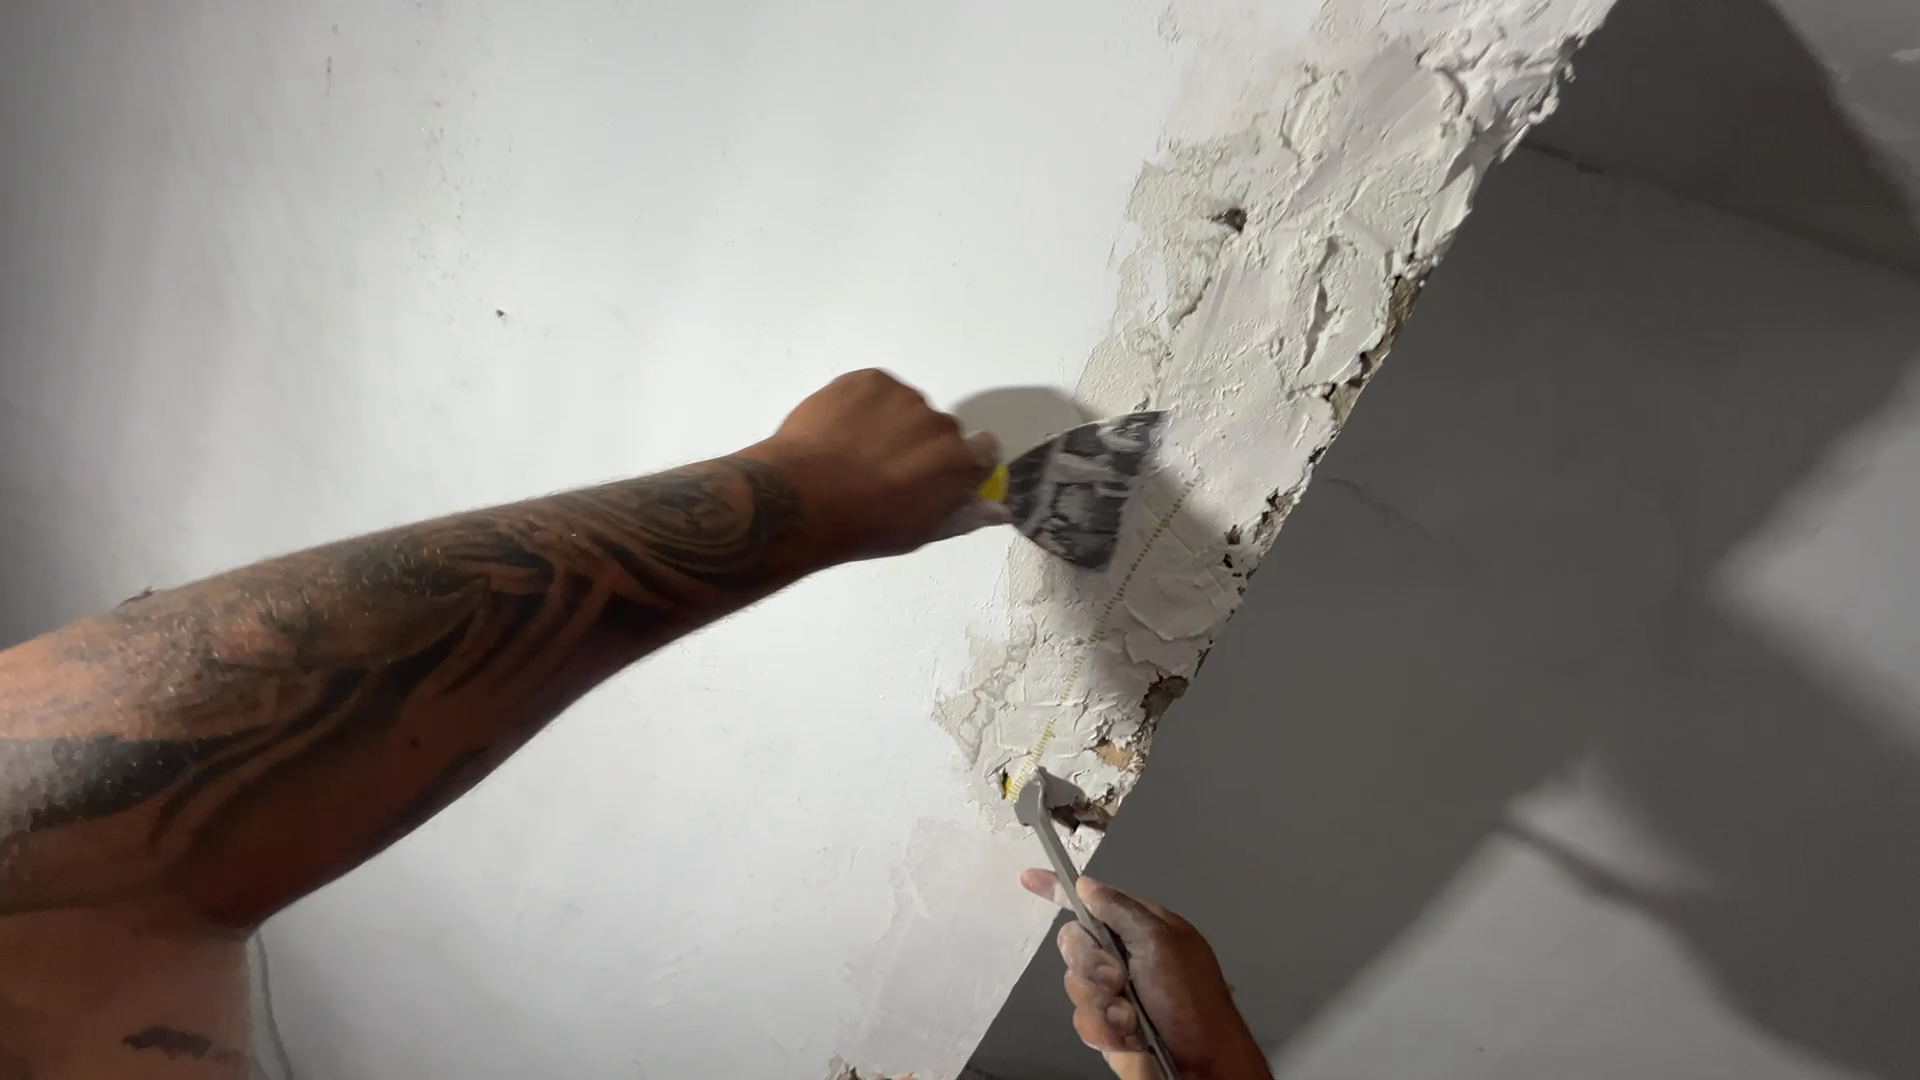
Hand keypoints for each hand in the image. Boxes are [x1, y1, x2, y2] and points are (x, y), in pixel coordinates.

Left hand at [744, 370, 1007, 562]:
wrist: (802, 499)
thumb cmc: (866, 526)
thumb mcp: (920, 530)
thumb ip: (964, 514)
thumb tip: (1000, 509)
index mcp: (959, 461)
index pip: (983, 449)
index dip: (960, 461)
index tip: (933, 473)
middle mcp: (939, 422)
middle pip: (939, 429)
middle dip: (919, 444)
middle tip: (882, 469)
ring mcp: (903, 397)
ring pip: (904, 407)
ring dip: (889, 423)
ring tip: (853, 452)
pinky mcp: (868, 379)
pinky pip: (874, 390)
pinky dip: (862, 406)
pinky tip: (839, 432)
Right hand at [1022, 870, 1270, 1079]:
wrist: (1206, 1068)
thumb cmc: (1192, 998)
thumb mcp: (1160, 941)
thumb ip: (1119, 909)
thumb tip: (1086, 885)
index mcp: (1136, 926)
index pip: (1091, 899)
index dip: (1058, 888)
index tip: (1030, 878)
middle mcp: (1121, 955)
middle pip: (1074, 942)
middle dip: (1090, 963)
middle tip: (1117, 979)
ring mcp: (1114, 992)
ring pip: (1075, 985)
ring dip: (1102, 1004)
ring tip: (1132, 1020)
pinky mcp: (1108, 1027)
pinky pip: (1083, 1021)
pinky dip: (1105, 1031)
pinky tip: (1130, 1039)